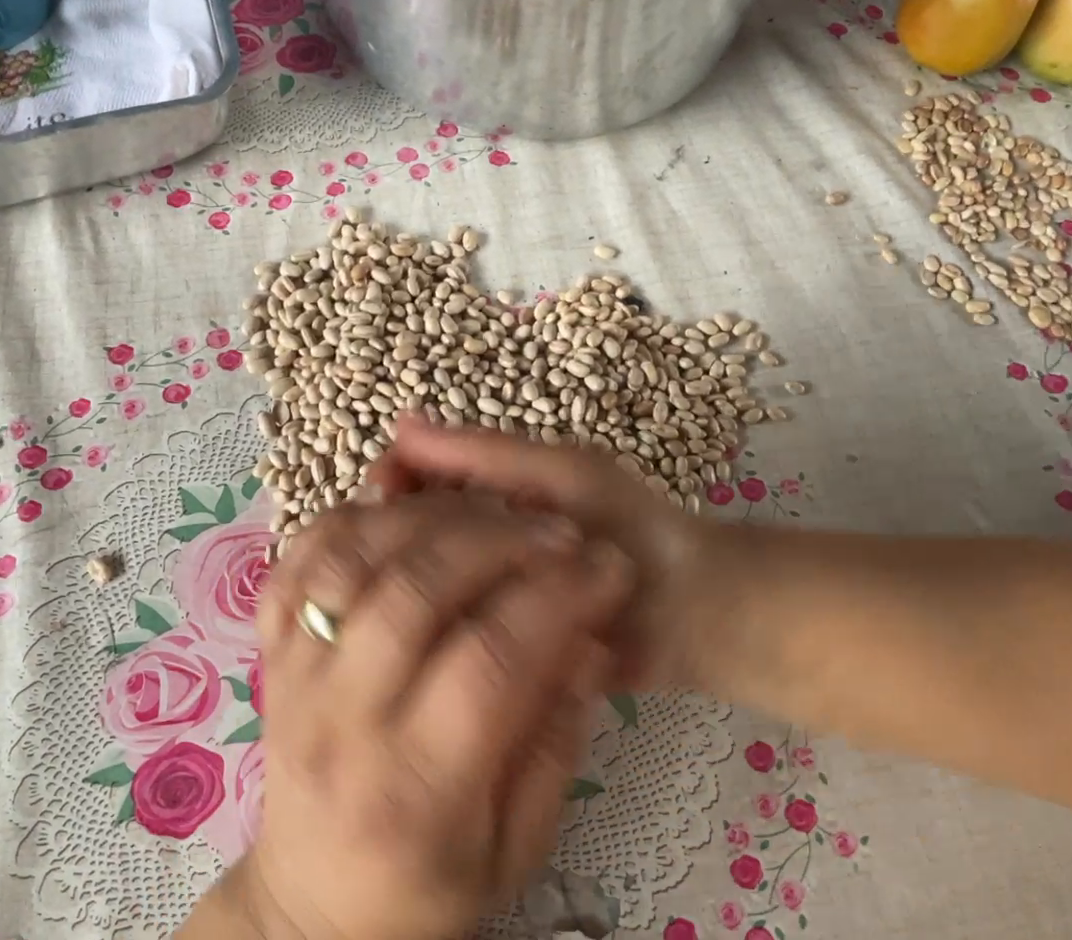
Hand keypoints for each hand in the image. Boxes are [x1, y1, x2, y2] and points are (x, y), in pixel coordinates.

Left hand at [232, 492, 635, 939]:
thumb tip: (588, 639)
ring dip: (428, 515)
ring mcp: (292, 676)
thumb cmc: (428, 884)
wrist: (314, 903)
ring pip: (351, 557)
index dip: (558, 599)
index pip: (490, 663)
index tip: (609, 567)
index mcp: (415, 787)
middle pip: (414, 592)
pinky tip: (409, 514)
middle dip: (499, 542)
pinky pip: (300, 558)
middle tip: (557, 530)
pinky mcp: (269, 650)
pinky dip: (355, 519)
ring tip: (490, 510)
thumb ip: (555, 742)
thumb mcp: (516, 847)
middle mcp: (340, 720)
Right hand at [365, 416, 719, 688]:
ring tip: (407, 587)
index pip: (413, 478)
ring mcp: (482, 596)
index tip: (380, 488)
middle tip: (392, 547)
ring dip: (412, 583)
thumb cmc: (630, 527)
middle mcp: (477, 543)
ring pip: (422, 585)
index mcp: (489, 494)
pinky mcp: (492, 648)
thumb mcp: (562, 475)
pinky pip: (451, 635)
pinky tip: (425, 634)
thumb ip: (485, 454)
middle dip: (394, 533)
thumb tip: (401, 424)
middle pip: (408, 533)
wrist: (691, 614)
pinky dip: (438, 630)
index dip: (391, 480)